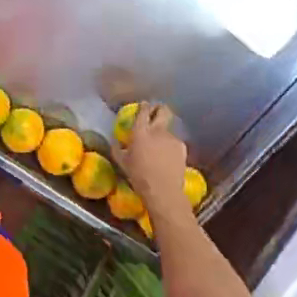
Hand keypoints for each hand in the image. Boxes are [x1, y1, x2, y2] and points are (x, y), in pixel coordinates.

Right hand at [115, 102, 190, 220]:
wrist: (163, 190)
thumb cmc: (139, 176)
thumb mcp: (122, 163)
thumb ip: (118, 149)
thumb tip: (115, 142)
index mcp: (140, 132)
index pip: (143, 111)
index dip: (144, 106)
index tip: (144, 106)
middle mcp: (157, 130)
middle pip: (163, 110)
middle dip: (160, 108)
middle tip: (156, 113)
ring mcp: (171, 137)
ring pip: (168, 128)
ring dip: (164, 132)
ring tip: (160, 145)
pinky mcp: (181, 146)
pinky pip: (174, 141)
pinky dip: (170, 145)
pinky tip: (168, 157)